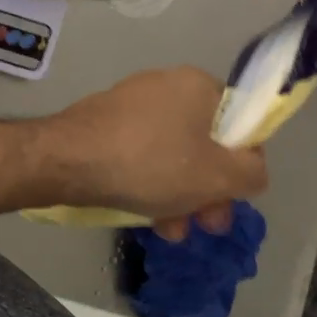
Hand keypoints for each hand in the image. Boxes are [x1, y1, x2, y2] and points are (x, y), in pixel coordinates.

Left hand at [44, 66, 267, 239]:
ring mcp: (128, 106)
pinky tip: (146, 220)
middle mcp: (163, 87)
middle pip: (203, 143)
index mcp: (197, 85)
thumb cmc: (150, 162)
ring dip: (178, 196)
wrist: (66, 160)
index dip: (243, 162)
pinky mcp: (102, 126)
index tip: (234, 195)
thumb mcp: (218, 175)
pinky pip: (138, 157)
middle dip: (207, 190)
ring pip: (170, 156)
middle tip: (206, 224)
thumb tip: (249, 171)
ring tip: (172, 232)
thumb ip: (251, 173)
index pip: (240, 122)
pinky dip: (147, 186)